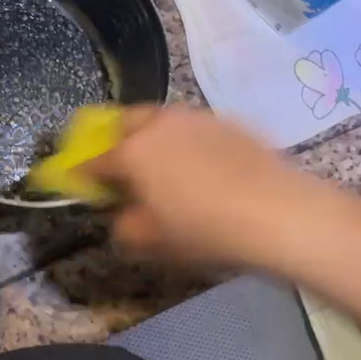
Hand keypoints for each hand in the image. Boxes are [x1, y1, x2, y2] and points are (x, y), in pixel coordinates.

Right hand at [85, 106, 335, 270]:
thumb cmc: (206, 230)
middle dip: (118, 140)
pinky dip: (189, 142)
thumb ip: (125, 227)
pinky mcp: (228, 121)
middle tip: (125, 166)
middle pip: (125, 124)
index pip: (95, 160)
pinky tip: (206, 168)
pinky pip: (195, 128)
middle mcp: (158, 124)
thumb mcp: (155, 242)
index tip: (82, 182)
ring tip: (167, 165)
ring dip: (155, 137)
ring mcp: (195, 117)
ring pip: (162, 120)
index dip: (84, 173)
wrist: (278, 212)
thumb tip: (123, 216)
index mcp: (132, 152)